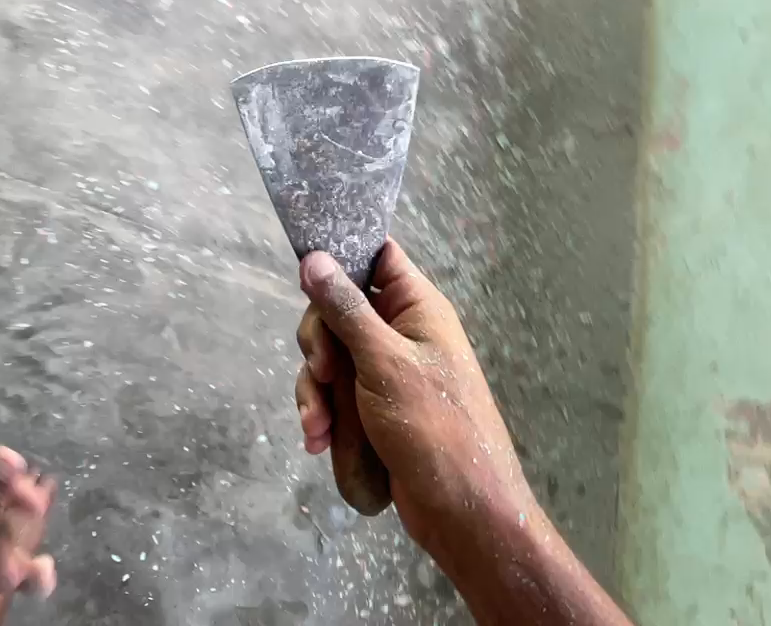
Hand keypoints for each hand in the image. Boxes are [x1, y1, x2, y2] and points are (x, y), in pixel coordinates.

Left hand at [0, 445, 57, 625]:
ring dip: (19, 556)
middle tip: (17, 564)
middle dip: (11, 534)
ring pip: (3, 535)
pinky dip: (22, 571)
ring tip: (19, 581)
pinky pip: (3, 561)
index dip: (9, 483)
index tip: (38, 500)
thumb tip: (8, 455)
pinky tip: (39, 580)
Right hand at [293, 239, 533, 569]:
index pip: (377, 255)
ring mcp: (383, 368)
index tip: (306, 271)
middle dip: (318, 342)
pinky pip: (333, 390)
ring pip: (328, 353)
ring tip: (318, 426)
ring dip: (315, 387)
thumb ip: (346, 309)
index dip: (342, 255)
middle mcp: (399, 330)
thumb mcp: (385, 362)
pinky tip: (319, 440)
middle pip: (337, 307)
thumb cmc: (436, 428)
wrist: (463, 516)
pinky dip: (322, 411)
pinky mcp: (370, 403)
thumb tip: (313, 258)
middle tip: (322, 368)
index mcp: (416, 307)